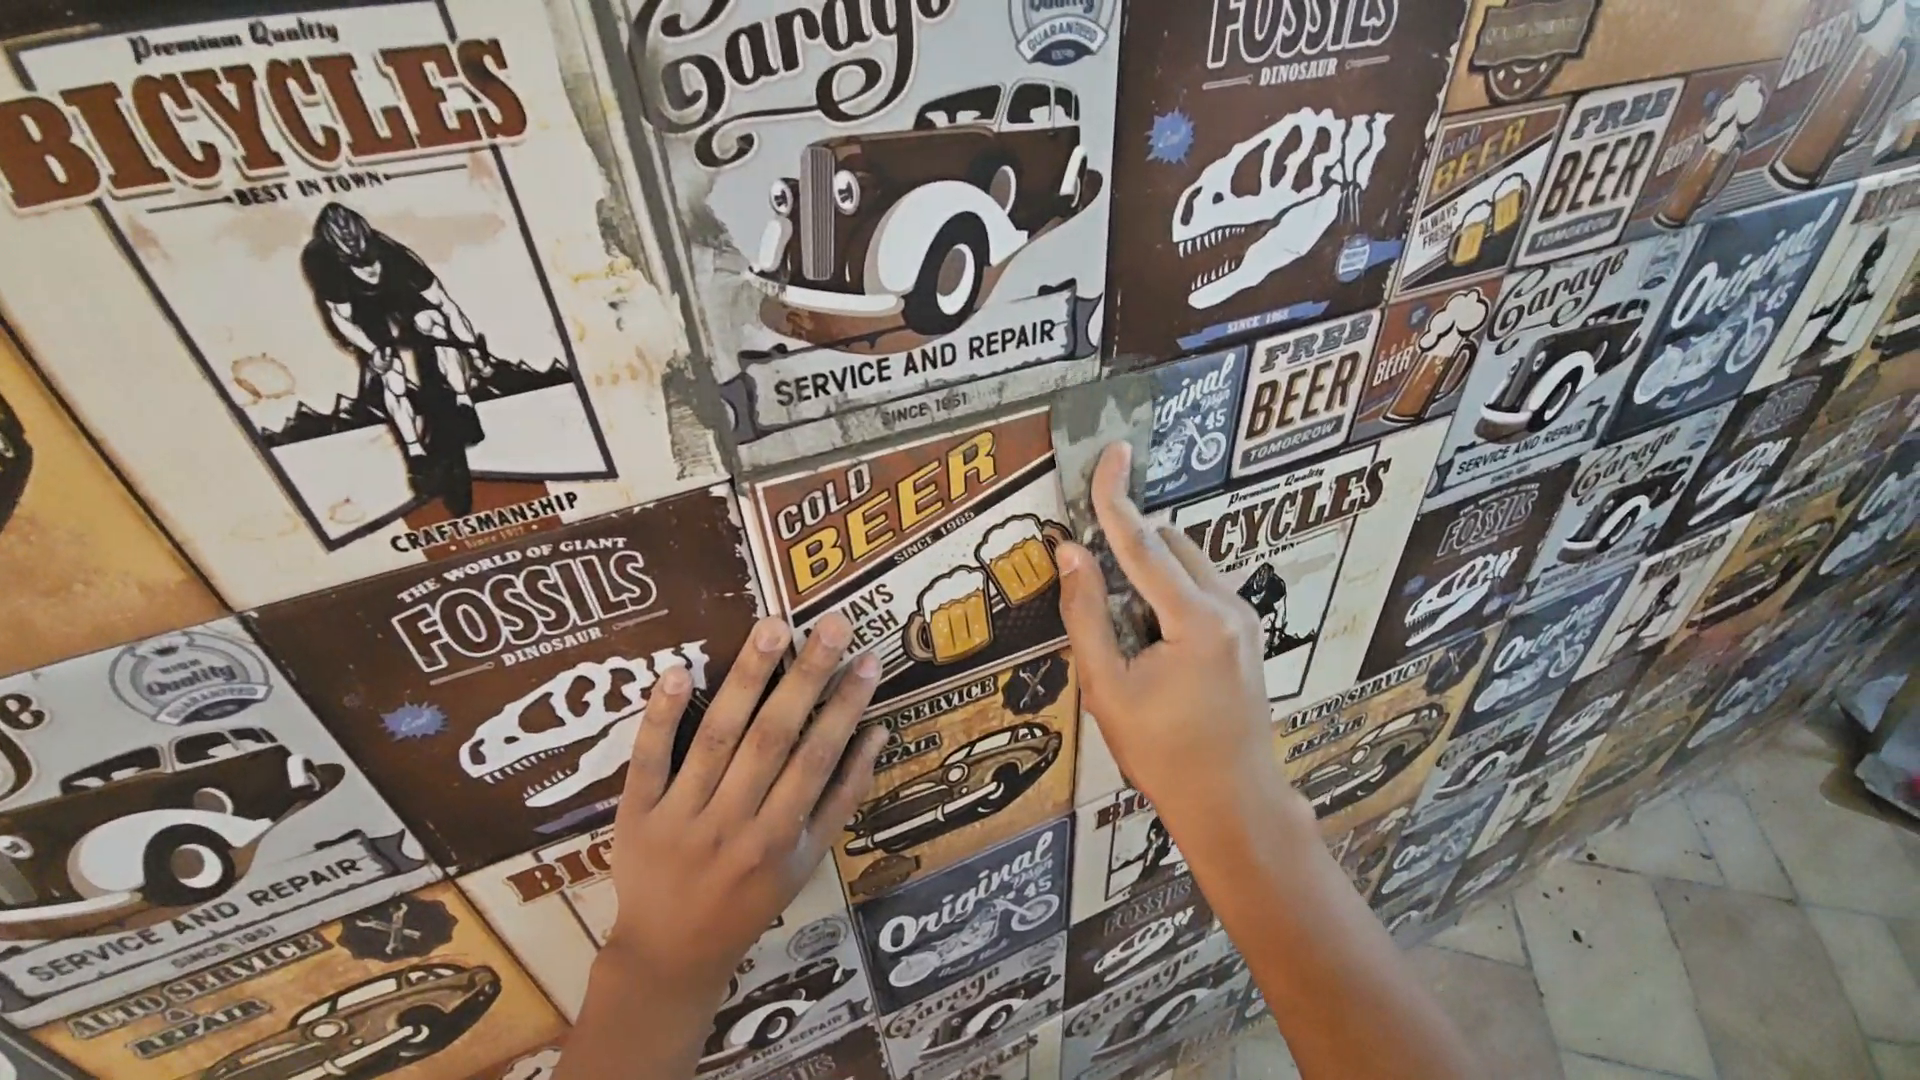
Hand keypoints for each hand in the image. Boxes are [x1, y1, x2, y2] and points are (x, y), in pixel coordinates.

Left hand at [603, 613, 886, 997]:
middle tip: (830, 624)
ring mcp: (680, 816)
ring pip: (718, 737)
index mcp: (780, 838)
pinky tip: (677, 670)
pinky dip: (660, 715)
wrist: (670, 953)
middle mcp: (733, 822)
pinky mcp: (636, 812)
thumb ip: (843, 799)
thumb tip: (876, 736)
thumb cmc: (751, 900)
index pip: (818, 758)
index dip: (845, 707)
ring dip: (746, 679)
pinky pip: (648, 759)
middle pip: (773, 739)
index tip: (867, 658)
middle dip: (806, 677)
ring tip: (772, 628)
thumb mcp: (808, 862)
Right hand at [1055, 442, 1296, 822]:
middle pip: (1169, 544)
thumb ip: (1086, 614)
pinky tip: (1153, 646)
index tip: (1111, 453)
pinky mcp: (1246, 633)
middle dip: (1129, 552)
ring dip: (1149, 577)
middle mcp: (1228, 606)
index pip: (1144, 543)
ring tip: (1130, 640)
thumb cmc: (1162, 752)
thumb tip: (1070, 553)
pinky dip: (1168, 595)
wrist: (1231, 801)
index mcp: (1196, 619)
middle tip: (1101, 605)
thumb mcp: (1107, 688)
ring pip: (1186, 563)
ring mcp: (1244, 618)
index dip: (1117, 497)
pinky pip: (1199, 588)